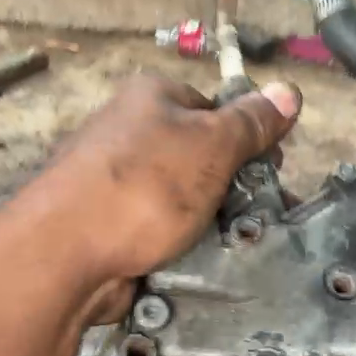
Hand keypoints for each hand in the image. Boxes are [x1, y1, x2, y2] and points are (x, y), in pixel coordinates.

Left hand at [30, 74, 301, 282]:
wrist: (65, 255)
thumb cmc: (143, 188)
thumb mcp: (211, 146)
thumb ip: (250, 123)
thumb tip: (289, 92)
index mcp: (151, 98)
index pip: (213, 107)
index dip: (247, 138)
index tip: (271, 171)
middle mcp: (128, 134)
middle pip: (198, 157)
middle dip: (231, 186)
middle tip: (260, 215)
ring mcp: (115, 184)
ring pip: (181, 200)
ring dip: (208, 222)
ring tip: (237, 245)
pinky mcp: (108, 228)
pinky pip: (158, 233)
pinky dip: (180, 247)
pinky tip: (197, 263)